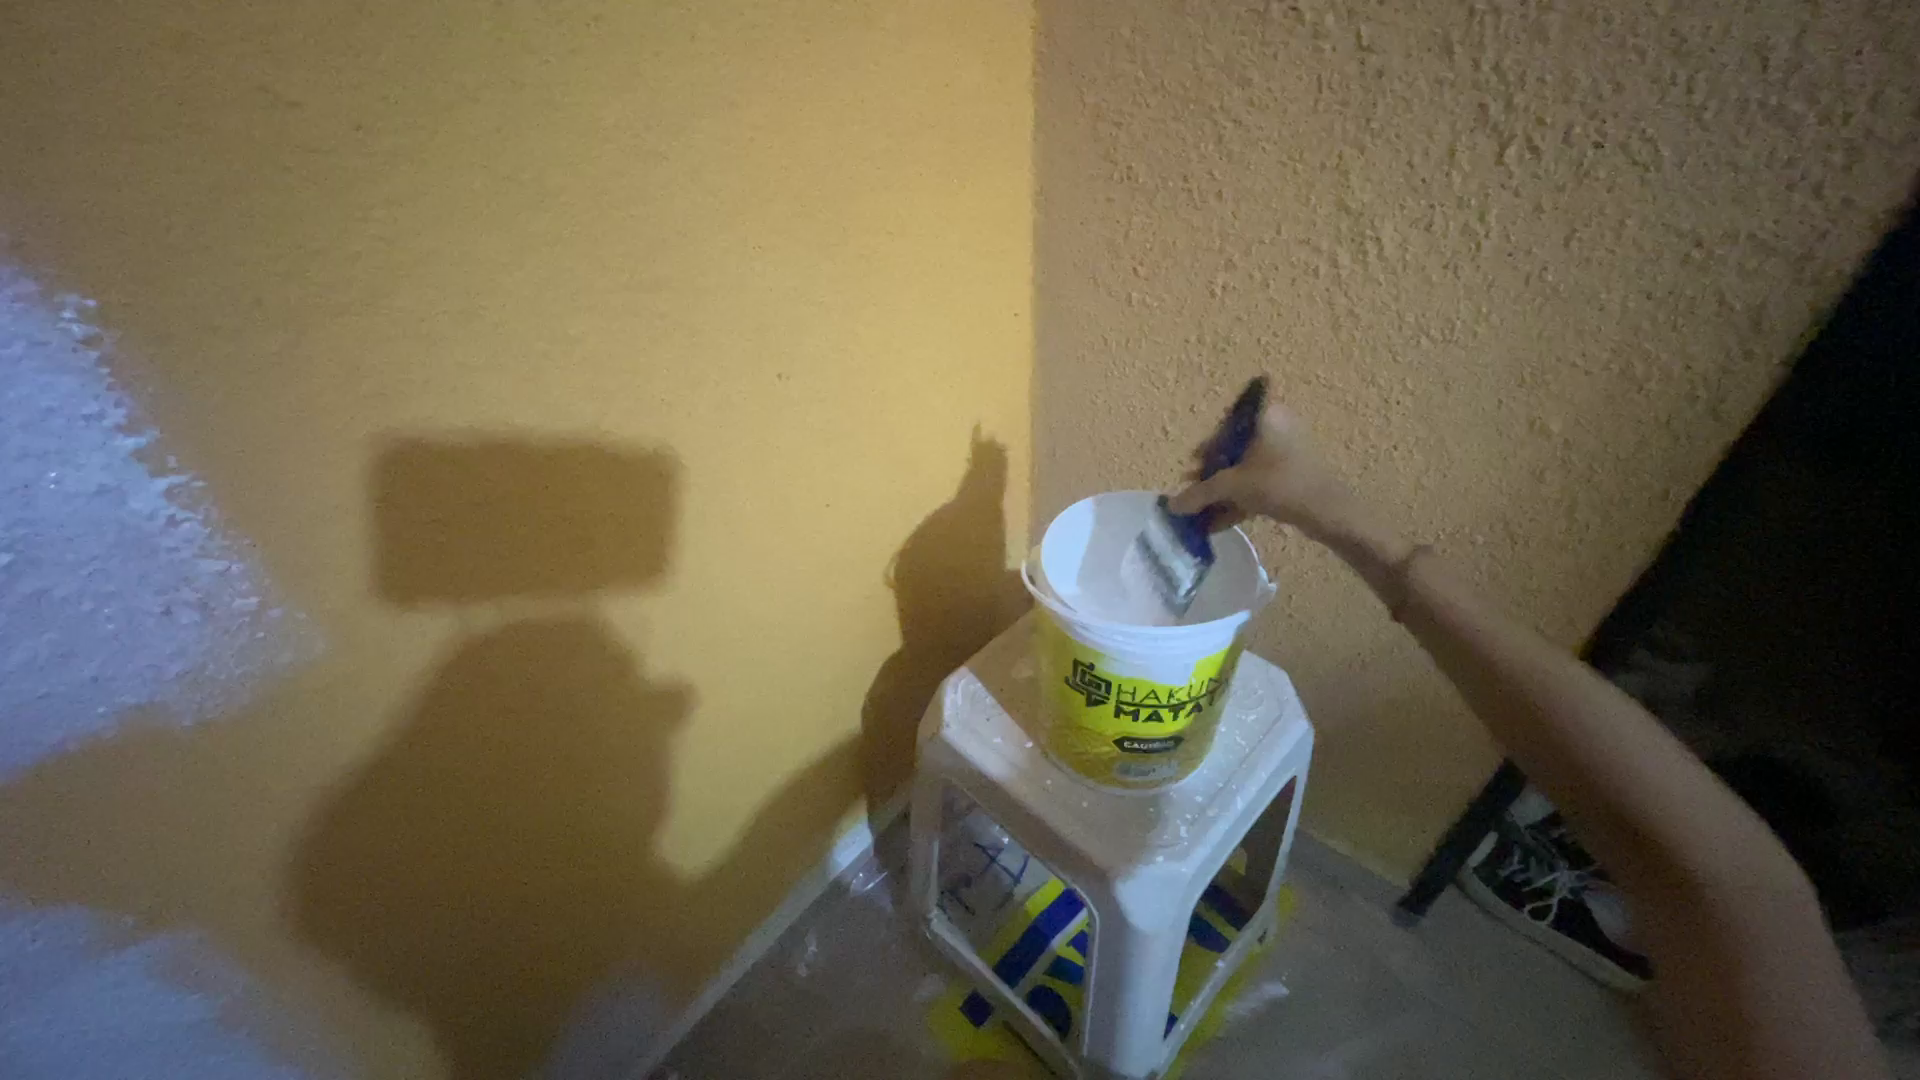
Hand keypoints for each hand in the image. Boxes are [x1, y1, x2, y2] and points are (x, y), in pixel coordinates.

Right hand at [1166, 400, 1356, 540]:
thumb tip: (1172, 506)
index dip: (1207, 445)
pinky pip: (1258, 481)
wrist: (1328, 511)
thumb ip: (1199, 493)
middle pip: (1234, 447)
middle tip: (1194, 489)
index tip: (1193, 465)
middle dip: (1211, 472)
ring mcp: (1286, 451)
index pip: (1227, 422)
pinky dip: (1238, 498)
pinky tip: (1217, 521)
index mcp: (1265, 416)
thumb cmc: (1279, 484)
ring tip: (1201, 509)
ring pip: (1245, 467)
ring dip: (1222, 488)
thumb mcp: (1233, 486)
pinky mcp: (1292, 474)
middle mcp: (1277, 426)